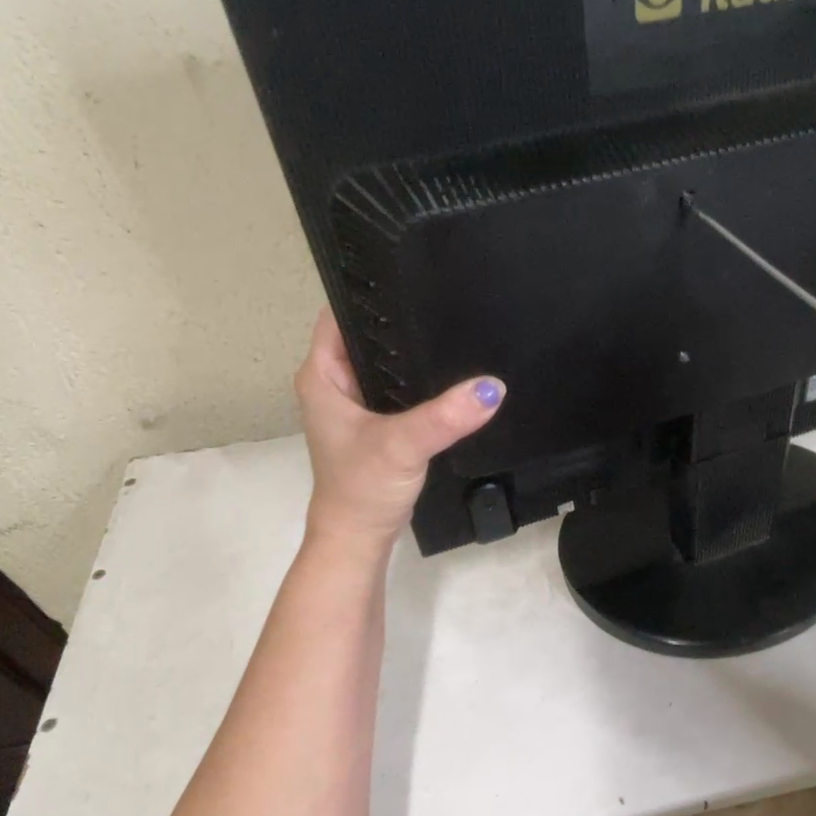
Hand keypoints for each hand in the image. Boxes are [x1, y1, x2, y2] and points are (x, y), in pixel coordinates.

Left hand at [294, 311, 504, 548]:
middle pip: (368, 335)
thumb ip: (446, 416)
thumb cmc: (362, 488)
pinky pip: (399, 387)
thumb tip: (493, 387)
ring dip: (412, 352)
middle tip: (446, 298)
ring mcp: (356, 403)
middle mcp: (335, 382)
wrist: (359, 539)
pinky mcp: (377, 423)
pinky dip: (420, 380)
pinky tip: (450, 371)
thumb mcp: (403, 445)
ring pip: (386, 362)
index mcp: (322, 375)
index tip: (411, 275)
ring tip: (453, 327)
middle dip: (401, 320)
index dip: (371, 294)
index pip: (341, 314)